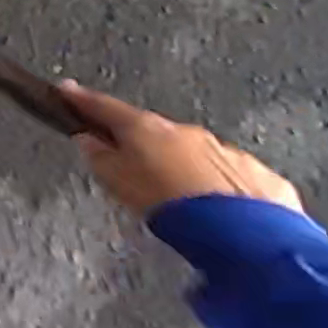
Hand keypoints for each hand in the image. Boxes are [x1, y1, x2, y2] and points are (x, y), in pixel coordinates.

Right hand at [59, 80, 301, 217]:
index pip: (101, 104)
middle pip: (152, 130)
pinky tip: (218, 203)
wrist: (243, 237)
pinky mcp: (262, 177)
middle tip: (133, 161)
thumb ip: (95, 153)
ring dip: (182, 163)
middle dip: (141, 140)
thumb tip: (89, 140)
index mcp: (142, 126)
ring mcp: (227, 152)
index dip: (79, 98)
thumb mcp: (111, 177)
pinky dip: (219, 182)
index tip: (65, 90)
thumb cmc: (165, 201)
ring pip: (194, 151)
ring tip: (179, 191)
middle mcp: (182, 131)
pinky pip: (232, 174)